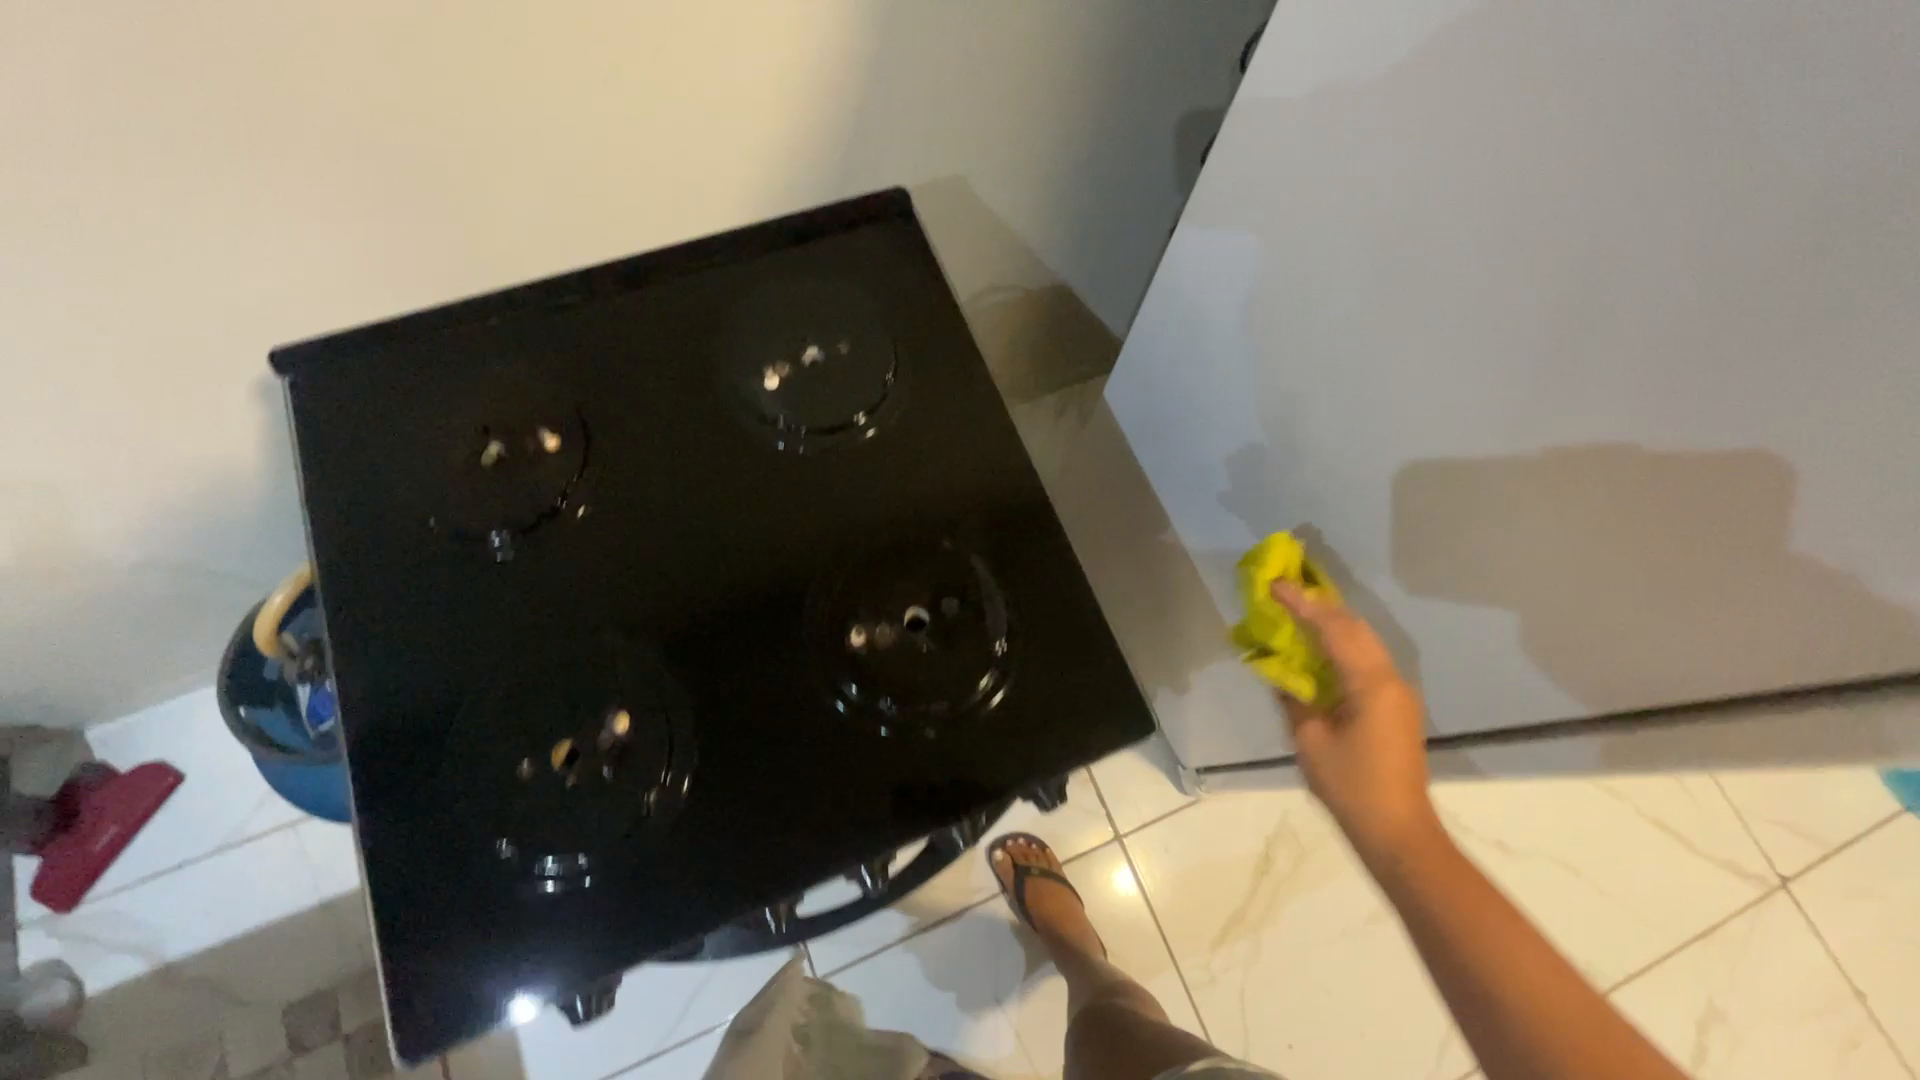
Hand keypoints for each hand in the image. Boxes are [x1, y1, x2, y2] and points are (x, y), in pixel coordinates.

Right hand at [1269, 581, 1439, 866]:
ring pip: (1364, 643)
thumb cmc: (1350, 786)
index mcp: (1371, 684)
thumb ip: (1294, 699)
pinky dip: (1341, 648)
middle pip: (1355, 628)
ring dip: (1331, 625)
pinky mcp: (1396, 708)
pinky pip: (1366, 663)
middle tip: (1285, 592)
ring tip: (1297, 614)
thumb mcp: (1309, 740)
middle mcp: (1391, 680)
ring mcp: (1398, 694)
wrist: (1397, 831)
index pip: (1333, 629)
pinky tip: (1318, 651)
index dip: (1302, 604)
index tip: (1274, 585)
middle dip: (1319, 606)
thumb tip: (1280, 672)